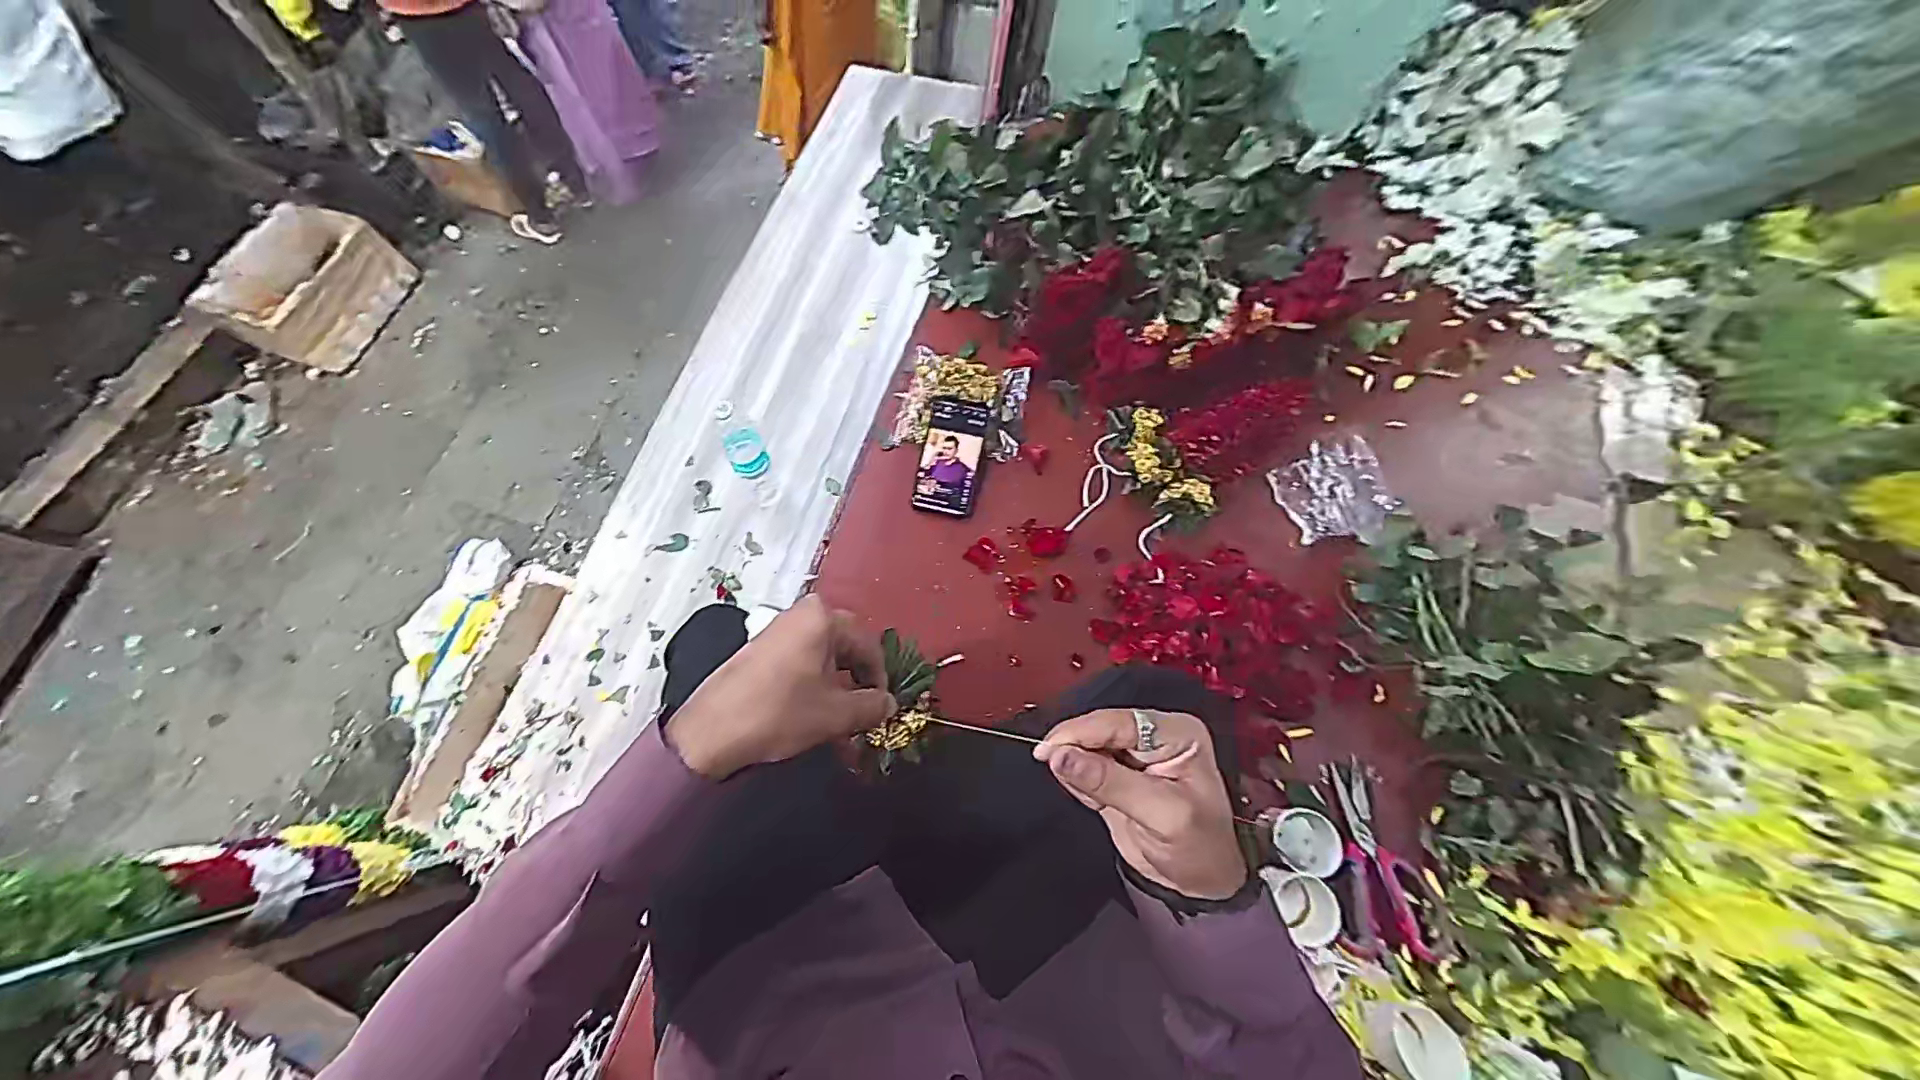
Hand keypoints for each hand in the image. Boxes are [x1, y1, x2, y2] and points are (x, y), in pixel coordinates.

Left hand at [666, 596, 896, 779]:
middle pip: (845, 644)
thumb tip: (889, 703)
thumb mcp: (835, 714)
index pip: (868, 645)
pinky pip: (801, 656)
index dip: (880, 678)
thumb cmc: (779, 713)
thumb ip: (872, 706)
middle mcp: (801, 613)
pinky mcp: (760, 646)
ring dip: (837, 680)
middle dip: (858, 676)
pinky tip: (811, 707)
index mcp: (822, 618)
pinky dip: (814, 679)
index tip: (882, 705)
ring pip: (823, 652)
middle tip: (863, 708)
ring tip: (838, 712)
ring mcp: (778, 627)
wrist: (710, 732)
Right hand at [1034, 709, 1247, 900]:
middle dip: (1076, 752)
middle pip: (1097, 729)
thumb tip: (1061, 757)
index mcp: (1176, 732)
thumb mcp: (1161, 816)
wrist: (1202, 883)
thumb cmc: (1200, 848)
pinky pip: (1082, 763)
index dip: (1079, 732)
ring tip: (1098, 801)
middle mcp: (1154, 734)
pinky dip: (1079, 781)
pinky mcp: (1115, 769)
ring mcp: (1133, 751)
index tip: (1048, 750)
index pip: (1118, 721)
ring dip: (1077, 770)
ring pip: (1084, 745)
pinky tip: (1098, 802)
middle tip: (1063, 776)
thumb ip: (1109, 782)